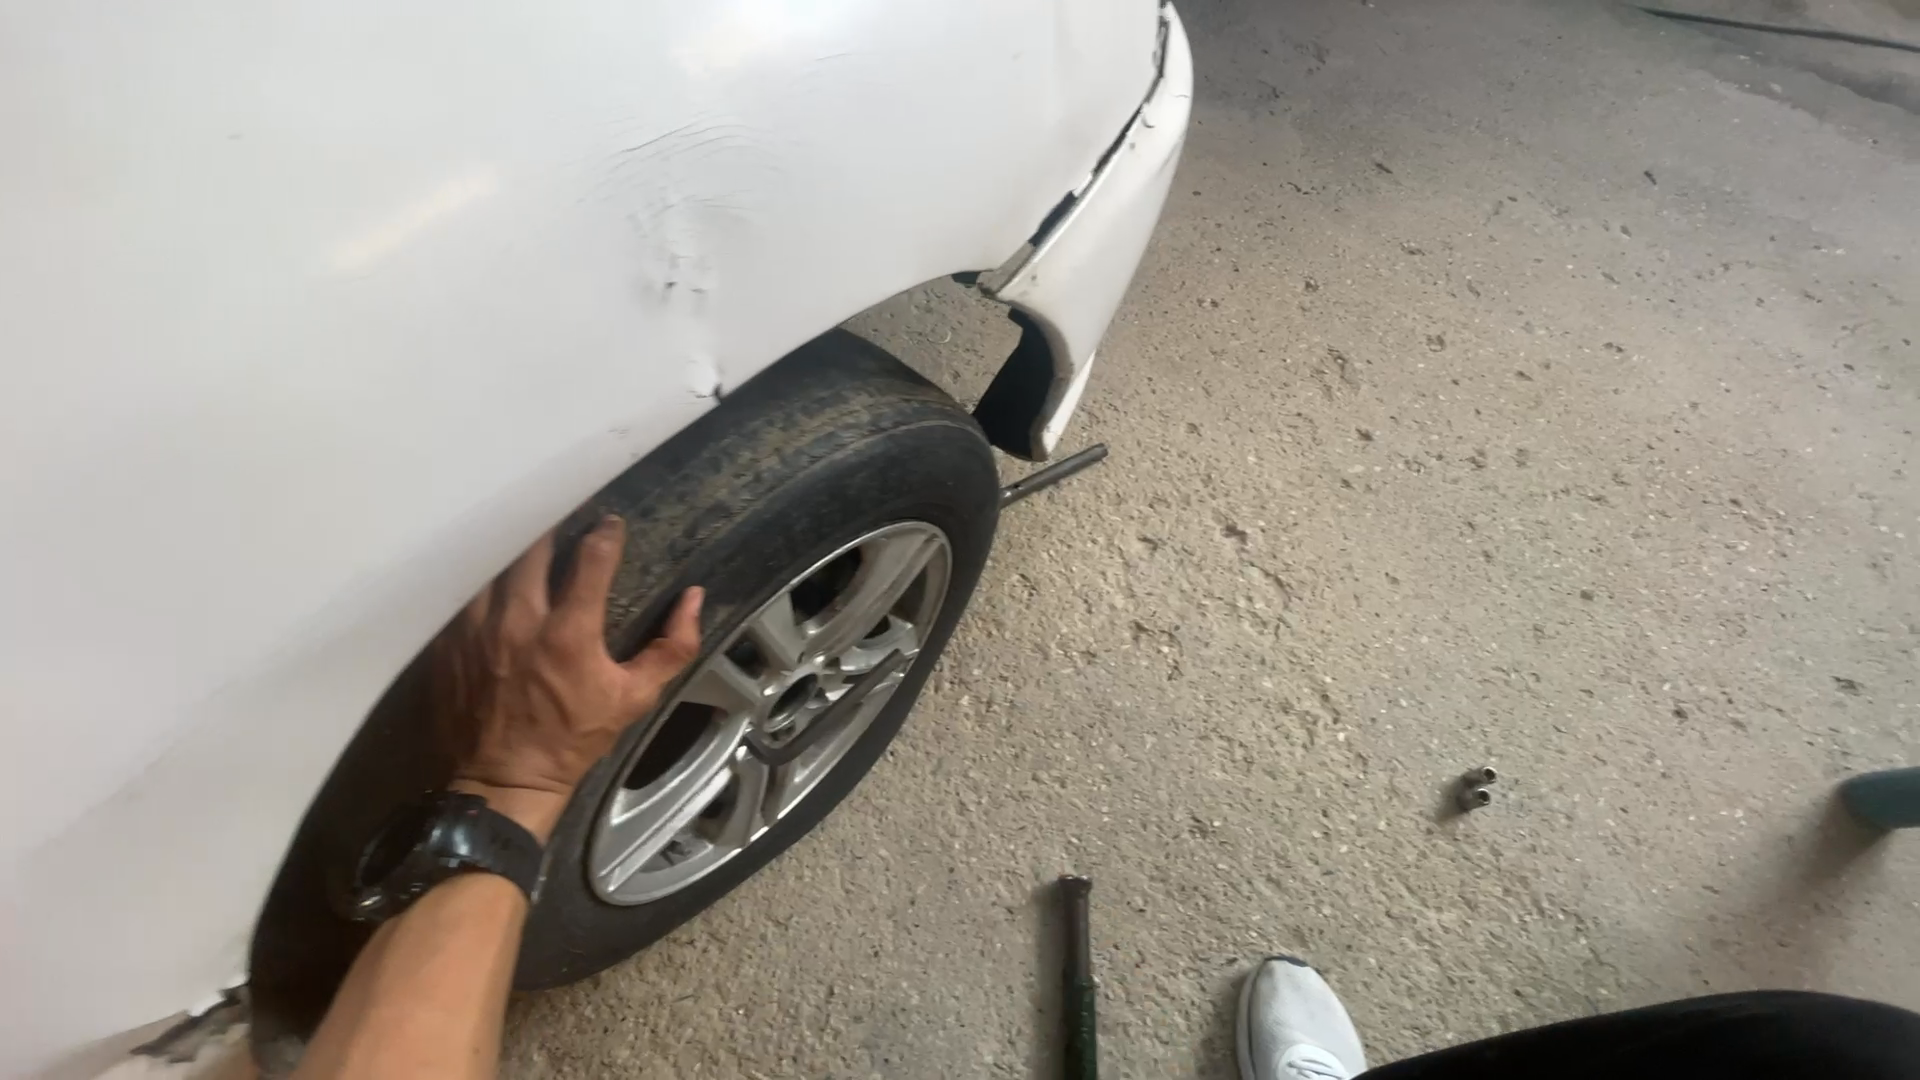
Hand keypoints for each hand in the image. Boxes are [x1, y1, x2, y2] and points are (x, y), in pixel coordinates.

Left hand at [433, 516, 702, 840]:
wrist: (504, 780)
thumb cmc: (575, 737)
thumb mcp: (637, 696)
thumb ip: (673, 647)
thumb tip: (694, 599)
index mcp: (569, 633)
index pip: (591, 560)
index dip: (606, 534)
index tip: (611, 522)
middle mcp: (518, 622)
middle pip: (532, 549)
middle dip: (552, 528)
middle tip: (564, 516)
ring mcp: (475, 631)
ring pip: (490, 564)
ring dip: (512, 548)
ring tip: (526, 537)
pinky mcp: (447, 644)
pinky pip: (459, 593)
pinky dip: (478, 576)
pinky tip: (489, 573)